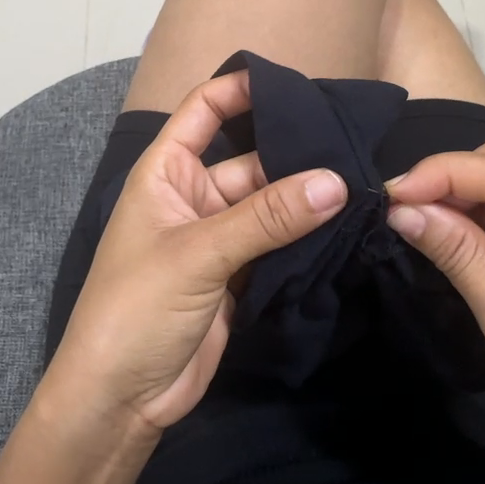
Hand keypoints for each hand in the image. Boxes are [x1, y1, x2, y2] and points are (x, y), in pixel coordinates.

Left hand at [45, 70, 347, 436]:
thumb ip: (267, 218)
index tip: (298, 84)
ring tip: (366, 187)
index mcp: (165, 172)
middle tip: (358, 150)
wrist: (119, 399)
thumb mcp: (198, 254)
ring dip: (307, 201)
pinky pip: (276, 246)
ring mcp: (216, 239)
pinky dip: (306, 240)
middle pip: (251, 161)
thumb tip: (336, 182)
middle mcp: (192, 197)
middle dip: (296, 156)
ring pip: (269, 206)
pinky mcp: (236, 278)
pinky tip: (349, 229)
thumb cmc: (135, 309)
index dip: (243, 89)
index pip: (204, 110)